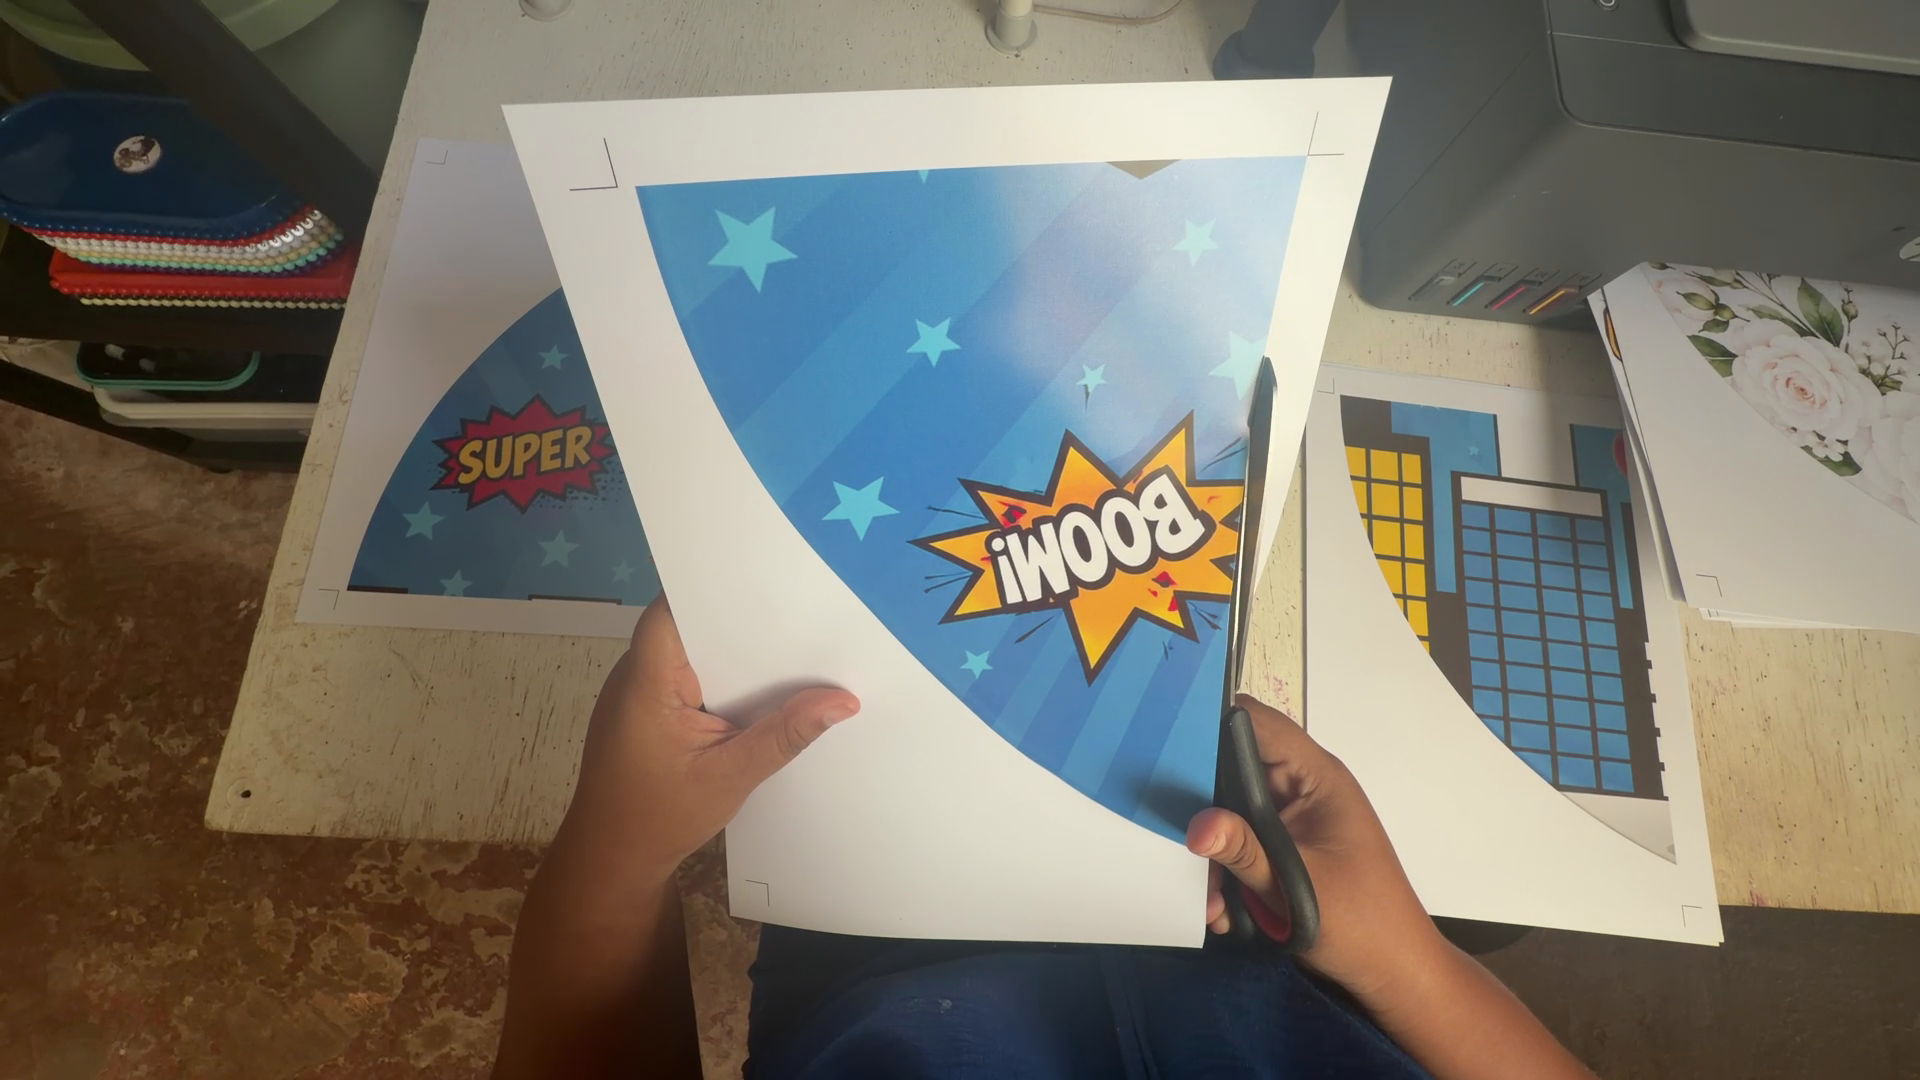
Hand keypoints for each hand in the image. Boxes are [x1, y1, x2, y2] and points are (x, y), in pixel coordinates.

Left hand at [557, 596, 860, 880]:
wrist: (611, 862)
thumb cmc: (659, 819)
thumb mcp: (730, 777)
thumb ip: (785, 736)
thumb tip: (843, 701)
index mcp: (647, 684)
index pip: (670, 612)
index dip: (711, 588)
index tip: (763, 579)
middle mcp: (638, 675)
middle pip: (687, 624)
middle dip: (737, 616)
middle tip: (795, 607)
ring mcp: (641, 690)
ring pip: (690, 648)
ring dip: (731, 646)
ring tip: (788, 638)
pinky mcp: (649, 706)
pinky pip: (688, 671)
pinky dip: (722, 671)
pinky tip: (761, 680)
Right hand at [1186, 694, 1444, 1005]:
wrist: (1395, 978)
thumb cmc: (1364, 924)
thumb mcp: (1297, 885)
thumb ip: (1244, 850)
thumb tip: (1196, 826)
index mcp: (1315, 777)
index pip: (1259, 724)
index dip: (1214, 721)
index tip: (1167, 737)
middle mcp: (1298, 787)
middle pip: (1232, 768)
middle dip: (1201, 801)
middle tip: (1169, 825)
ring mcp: (1286, 816)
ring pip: (1228, 810)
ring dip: (1212, 848)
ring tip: (1206, 892)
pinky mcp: (1277, 844)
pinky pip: (1236, 840)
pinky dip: (1223, 869)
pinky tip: (1221, 906)